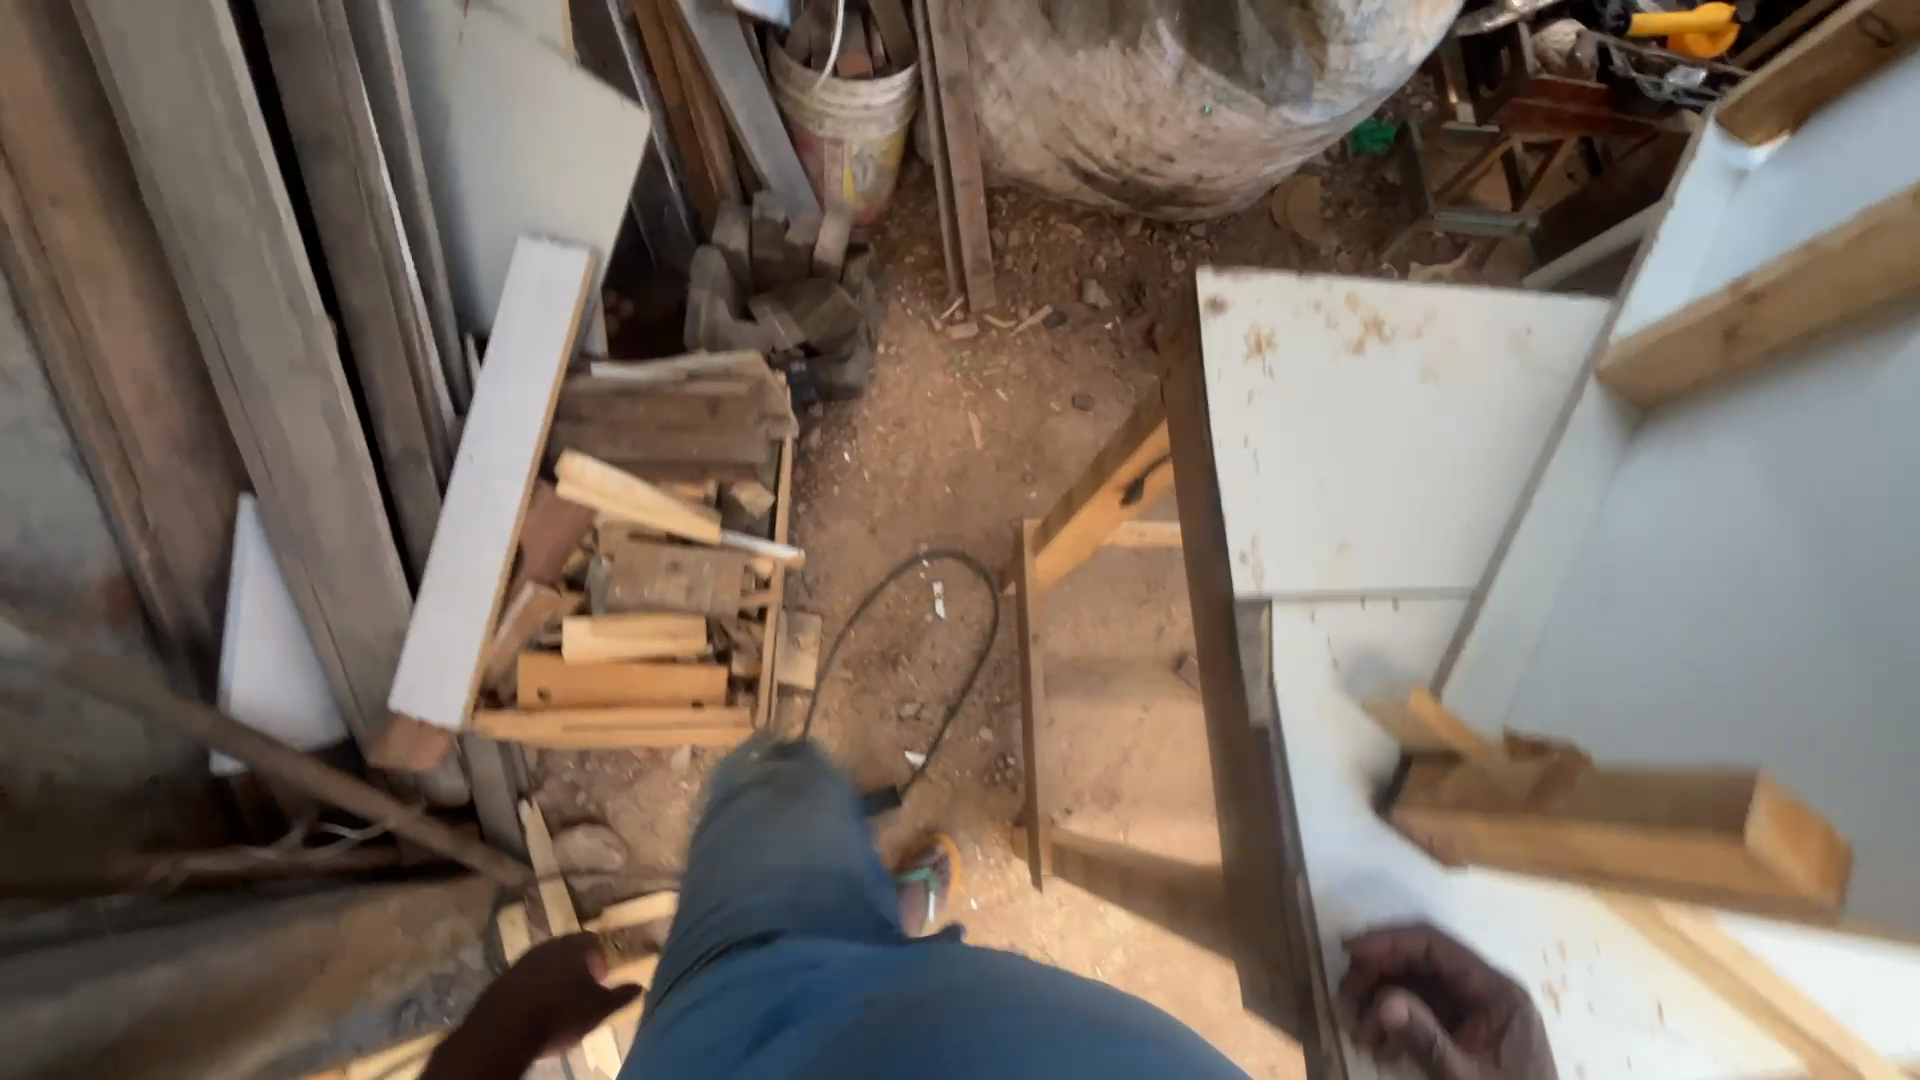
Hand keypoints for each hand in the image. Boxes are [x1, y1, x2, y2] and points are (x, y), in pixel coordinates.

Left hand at [466, 933, 642, 1055]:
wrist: (503, 1033)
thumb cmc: (560, 1015)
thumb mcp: (598, 1010)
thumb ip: (620, 996)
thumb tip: (641, 986)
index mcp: (576, 946)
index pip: (593, 940)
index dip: (599, 958)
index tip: (601, 978)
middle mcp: (549, 945)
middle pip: (567, 948)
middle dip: (576, 965)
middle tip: (581, 987)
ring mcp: (522, 961)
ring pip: (544, 962)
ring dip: (552, 975)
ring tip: (557, 998)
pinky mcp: (500, 980)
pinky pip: (523, 978)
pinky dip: (532, 988)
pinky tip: (534, 1006)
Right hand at [1340, 923, 1556, 1079]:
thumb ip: (1427, 1041)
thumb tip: (1382, 1000)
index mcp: (1496, 991)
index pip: (1433, 944)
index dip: (1388, 941)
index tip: (1349, 951)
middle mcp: (1485, 990)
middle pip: (1418, 959)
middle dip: (1378, 974)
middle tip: (1347, 995)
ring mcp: (1474, 1009)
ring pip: (1414, 983)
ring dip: (1381, 1000)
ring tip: (1361, 1031)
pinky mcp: (1464, 1030)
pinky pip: (1420, 1009)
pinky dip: (1394, 1021)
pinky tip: (1380, 1047)